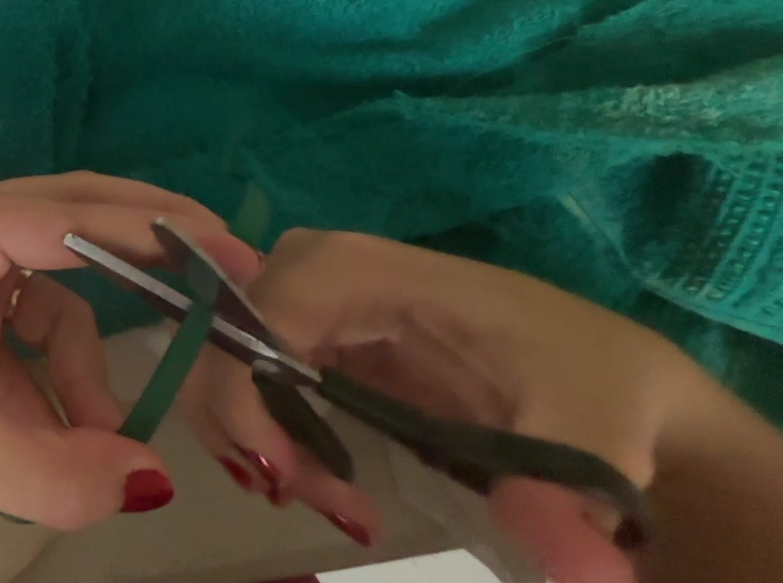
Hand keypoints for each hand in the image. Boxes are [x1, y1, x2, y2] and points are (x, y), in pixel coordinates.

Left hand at [0, 173, 261, 558]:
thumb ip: (49, 469)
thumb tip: (150, 482)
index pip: (72, 216)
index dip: (156, 232)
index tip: (232, 253)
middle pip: (70, 225)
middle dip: (143, 254)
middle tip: (222, 278)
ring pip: (52, 303)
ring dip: (83, 368)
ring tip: (96, 443)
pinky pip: (23, 339)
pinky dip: (47, 386)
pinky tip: (47, 439)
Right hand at [180, 229, 717, 582]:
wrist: (600, 375)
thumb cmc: (589, 383)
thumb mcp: (592, 436)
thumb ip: (564, 495)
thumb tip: (572, 574)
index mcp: (355, 267)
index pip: (254, 315)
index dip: (244, 391)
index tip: (284, 477)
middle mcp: (306, 266)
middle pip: (221, 335)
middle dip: (240, 420)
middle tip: (311, 497)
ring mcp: (298, 294)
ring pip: (219, 354)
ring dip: (245, 430)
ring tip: (327, 495)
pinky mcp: (301, 327)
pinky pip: (241, 368)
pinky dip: (256, 425)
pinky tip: (312, 470)